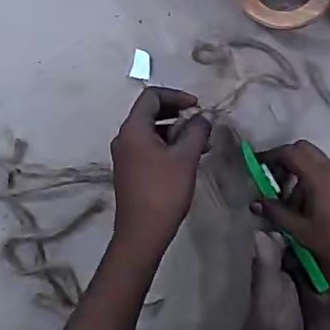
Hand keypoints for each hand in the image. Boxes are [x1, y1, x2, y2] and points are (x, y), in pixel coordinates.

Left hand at [109, 87, 211, 252]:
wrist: (141, 234)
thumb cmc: (163, 191)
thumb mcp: (186, 157)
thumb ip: (197, 131)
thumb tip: (204, 116)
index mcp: (133, 129)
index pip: (152, 97)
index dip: (176, 96)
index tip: (198, 106)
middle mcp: (125, 138)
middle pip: (150, 113)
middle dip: (178, 114)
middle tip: (201, 123)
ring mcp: (126, 156)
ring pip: (152, 132)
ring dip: (177, 132)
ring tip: (203, 144)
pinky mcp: (130, 171)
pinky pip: (150, 148)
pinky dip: (169, 146)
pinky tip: (189, 158)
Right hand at [252, 140, 329, 281]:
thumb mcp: (301, 231)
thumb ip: (276, 213)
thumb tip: (254, 202)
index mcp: (319, 176)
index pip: (291, 152)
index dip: (270, 156)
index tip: (256, 166)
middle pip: (304, 150)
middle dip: (284, 160)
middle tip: (272, 181)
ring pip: (315, 162)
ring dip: (298, 173)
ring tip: (289, 203)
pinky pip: (327, 173)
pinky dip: (312, 180)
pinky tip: (308, 207)